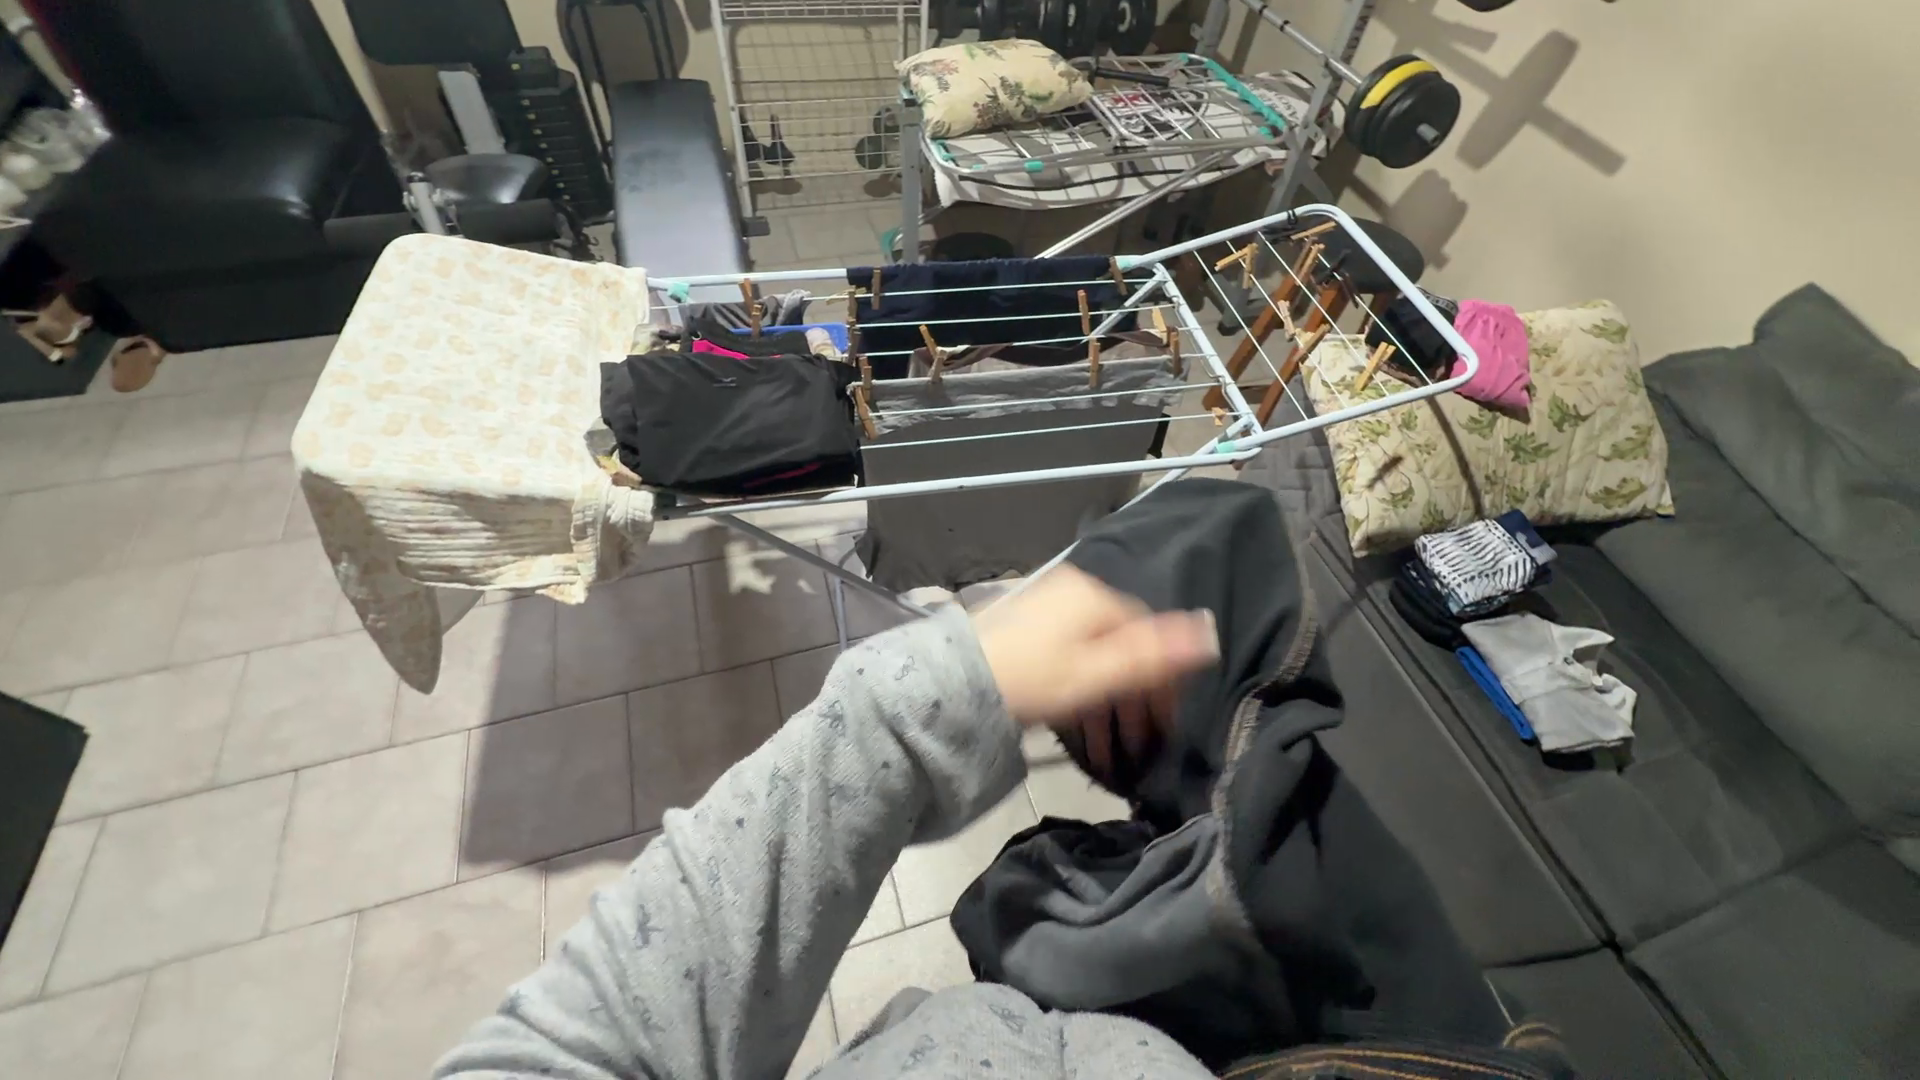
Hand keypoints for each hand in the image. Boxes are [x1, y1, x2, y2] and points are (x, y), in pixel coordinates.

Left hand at [973, 567, 1217, 748]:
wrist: (953, 685)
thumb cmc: (1029, 681)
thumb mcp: (1096, 674)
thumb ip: (1152, 654)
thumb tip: (1209, 629)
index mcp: (1092, 596)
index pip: (1149, 633)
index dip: (1163, 682)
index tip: (1166, 726)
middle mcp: (1071, 591)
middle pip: (1121, 644)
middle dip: (1133, 695)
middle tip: (1137, 742)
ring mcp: (1045, 605)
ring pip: (1095, 652)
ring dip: (1107, 697)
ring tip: (1106, 743)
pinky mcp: (1025, 624)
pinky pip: (1069, 653)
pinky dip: (1080, 685)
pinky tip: (1075, 718)